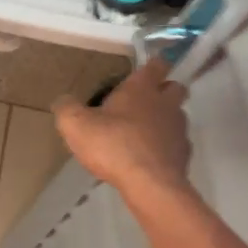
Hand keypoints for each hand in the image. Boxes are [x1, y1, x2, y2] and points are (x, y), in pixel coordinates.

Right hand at [53, 57, 192, 196]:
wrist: (149, 184)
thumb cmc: (113, 145)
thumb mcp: (76, 125)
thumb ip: (67, 109)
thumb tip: (63, 101)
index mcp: (141, 89)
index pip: (156, 65)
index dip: (153, 64)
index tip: (148, 68)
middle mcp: (165, 103)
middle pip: (174, 87)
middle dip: (164, 90)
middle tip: (145, 101)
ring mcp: (179, 129)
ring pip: (177, 115)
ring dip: (164, 119)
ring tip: (143, 132)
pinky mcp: (183, 154)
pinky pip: (176, 143)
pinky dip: (165, 146)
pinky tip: (149, 157)